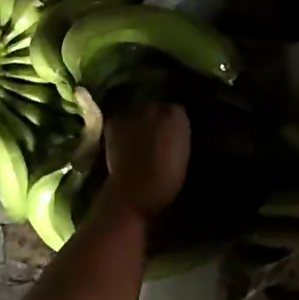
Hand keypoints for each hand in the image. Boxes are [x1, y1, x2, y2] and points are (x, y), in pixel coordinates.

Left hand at [102, 103, 189, 219]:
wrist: (135, 192)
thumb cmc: (167, 180)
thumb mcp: (183, 154)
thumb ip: (178, 135)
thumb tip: (171, 131)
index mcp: (177, 115)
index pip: (176, 110)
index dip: (172, 123)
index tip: (171, 136)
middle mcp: (155, 108)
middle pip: (156, 108)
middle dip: (155, 118)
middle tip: (154, 136)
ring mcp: (132, 114)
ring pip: (136, 112)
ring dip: (137, 122)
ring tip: (136, 138)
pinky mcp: (114, 122)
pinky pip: (119, 121)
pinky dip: (120, 128)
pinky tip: (121, 141)